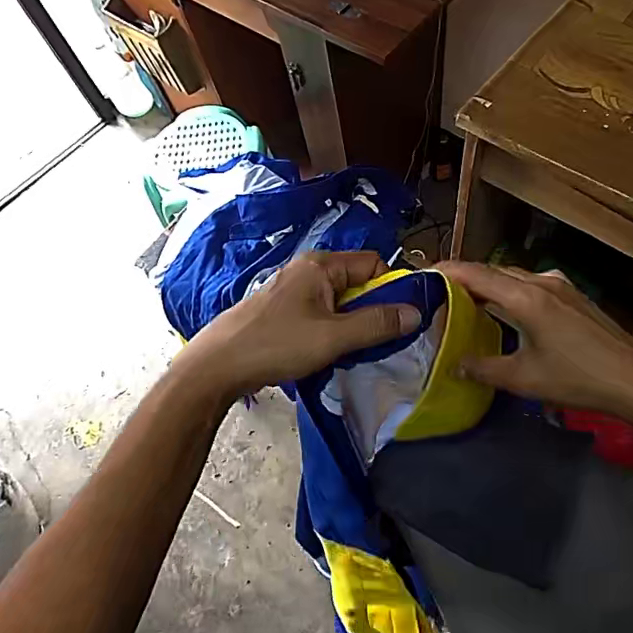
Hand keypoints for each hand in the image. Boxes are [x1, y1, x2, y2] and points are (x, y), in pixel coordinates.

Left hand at [172, 251, 419, 402]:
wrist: (216, 367)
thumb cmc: (276, 345)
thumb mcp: (334, 337)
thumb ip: (377, 324)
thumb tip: (416, 313)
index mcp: (321, 266)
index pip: (374, 264)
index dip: (391, 288)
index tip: (394, 319)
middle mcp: (308, 270)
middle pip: (359, 283)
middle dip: (372, 310)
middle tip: (374, 339)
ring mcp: (295, 290)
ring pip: (342, 302)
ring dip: (353, 324)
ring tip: (350, 349)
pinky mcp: (285, 310)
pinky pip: (324, 313)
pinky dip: (334, 330)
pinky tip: (328, 352)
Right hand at [435, 261, 632, 424]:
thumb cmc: (576, 378)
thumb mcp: (523, 378)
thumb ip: (484, 369)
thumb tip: (454, 365)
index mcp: (525, 297)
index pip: (476, 274)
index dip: (447, 271)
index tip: (423, 274)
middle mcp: (542, 282)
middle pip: (495, 272)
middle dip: (466, 278)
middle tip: (441, 295)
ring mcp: (562, 286)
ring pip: (515, 278)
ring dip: (491, 285)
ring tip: (469, 303)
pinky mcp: (574, 297)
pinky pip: (533, 285)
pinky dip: (512, 292)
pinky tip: (508, 311)